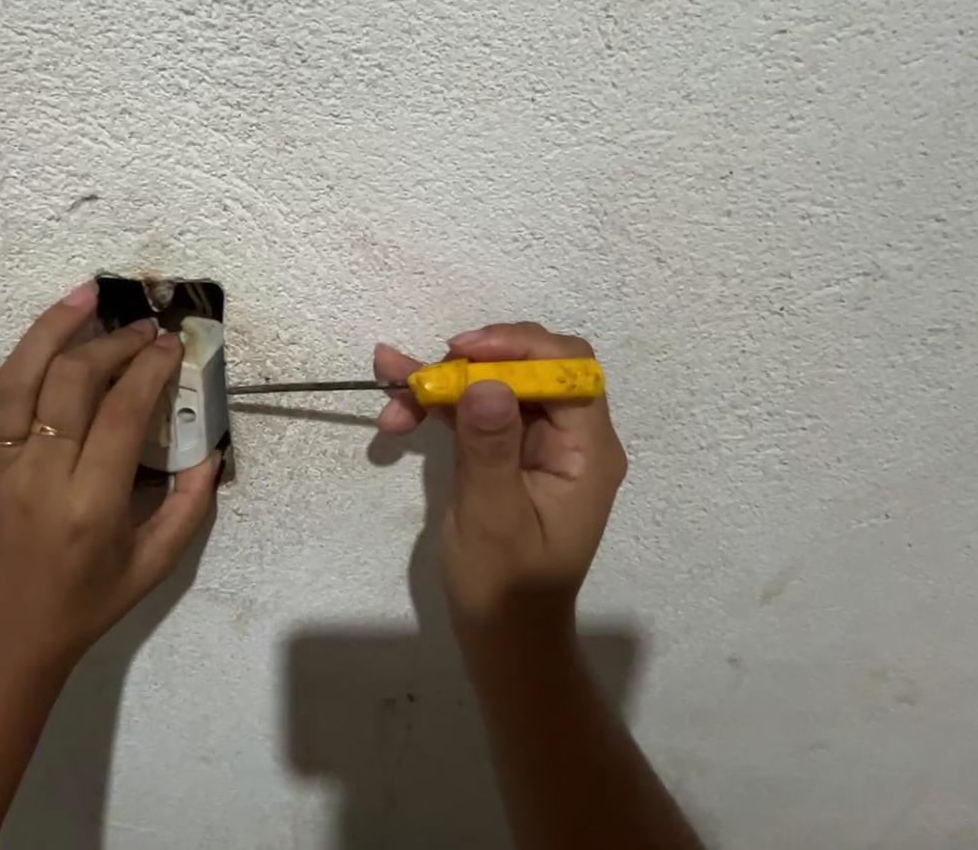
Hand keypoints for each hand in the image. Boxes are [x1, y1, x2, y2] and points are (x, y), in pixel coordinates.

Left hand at [0, 283, 220, 677]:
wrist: (3, 640)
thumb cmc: (84, 606)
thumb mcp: (153, 567)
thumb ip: (189, 508)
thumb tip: (212, 452)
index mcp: (90, 504)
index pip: (122, 413)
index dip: (149, 369)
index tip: (170, 345)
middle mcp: (42, 475)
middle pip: (72, 382)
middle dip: (113, 343)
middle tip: (144, 326)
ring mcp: (3, 466)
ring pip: (21, 379)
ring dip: (52, 328)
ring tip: (84, 292)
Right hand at [374, 323, 626, 626]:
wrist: (500, 631)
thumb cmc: (506, 586)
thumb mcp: (493, 519)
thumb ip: (491, 449)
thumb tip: (486, 382)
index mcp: (586, 451)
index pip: (568, 370)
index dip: (518, 347)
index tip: (462, 352)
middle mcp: (567, 436)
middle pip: (527, 367)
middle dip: (471, 363)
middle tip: (421, 378)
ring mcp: (533, 441)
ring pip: (492, 383)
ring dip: (441, 382)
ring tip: (391, 387)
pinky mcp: (502, 448)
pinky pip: (471, 408)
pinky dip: (435, 401)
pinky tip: (394, 398)